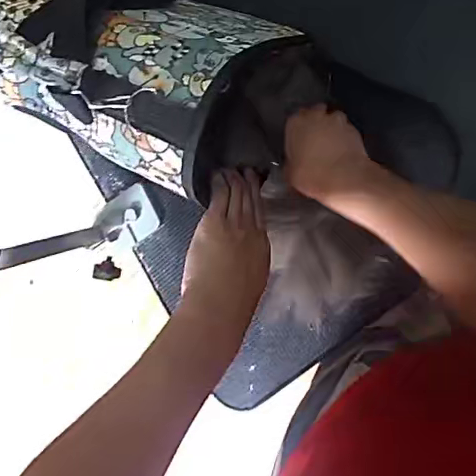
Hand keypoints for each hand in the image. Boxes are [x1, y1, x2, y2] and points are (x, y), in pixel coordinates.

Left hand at [179, 169, 269, 329]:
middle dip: (250, 184)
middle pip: (252, 201)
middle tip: (249, 171)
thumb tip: (247, 262)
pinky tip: (218, 176)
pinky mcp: (214, 222)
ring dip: (235, 180)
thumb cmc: (233, 304)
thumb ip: (251, 264)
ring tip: (233, 170)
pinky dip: (220, 184)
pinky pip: (220, 196)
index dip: (259, 199)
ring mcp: (233, 225)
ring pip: (238, 195)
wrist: (219, 305)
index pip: (261, 215)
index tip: (257, 189)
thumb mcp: (252, 281)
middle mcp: (251, 231)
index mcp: (261, 247)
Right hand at [284, 105, 378, 201]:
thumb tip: (295, 162)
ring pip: (334, 118)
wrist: (343, 176)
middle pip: (316, 111)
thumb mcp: (290, 172)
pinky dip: (345, 135)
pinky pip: (346, 129)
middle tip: (317, 137)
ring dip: (333, 126)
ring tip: (333, 142)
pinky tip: (345, 148)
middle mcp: (316, 115)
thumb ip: (291, 162)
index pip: (295, 118)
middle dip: (317, 120)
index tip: (300, 140)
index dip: (299, 128)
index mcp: (296, 123)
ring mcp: (337, 120)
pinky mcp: (353, 128)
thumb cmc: (311, 174)